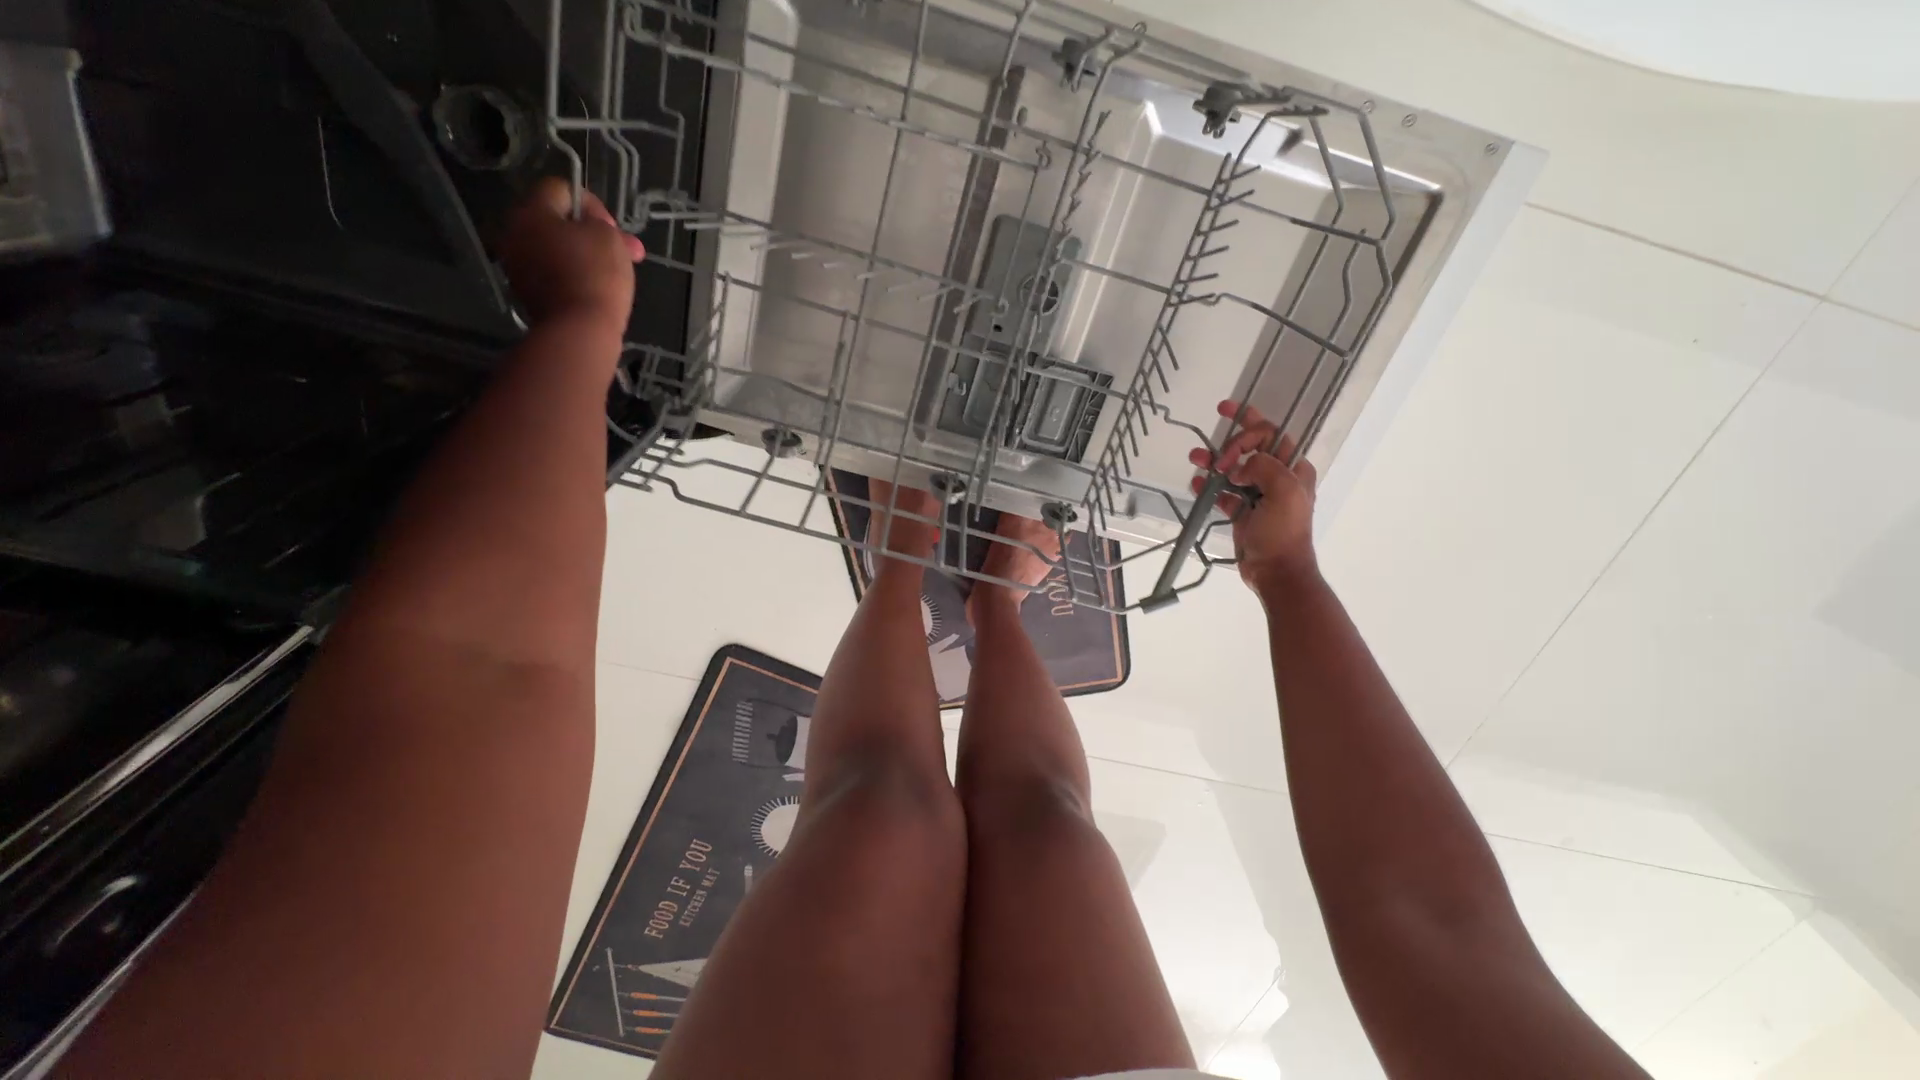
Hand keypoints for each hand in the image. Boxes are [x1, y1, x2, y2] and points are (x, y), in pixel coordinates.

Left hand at [499, 176, 645, 330]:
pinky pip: (553, 273)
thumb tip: (589, 225)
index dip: (593, 203)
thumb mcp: (607, 235)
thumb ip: (597, 221)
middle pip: (556, 222)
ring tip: (618, 271)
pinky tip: (598, 287)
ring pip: (556, 249)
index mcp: (529, 213)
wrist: (580, 329)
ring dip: (586, 254)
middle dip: (593, 233)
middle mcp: (514, 235)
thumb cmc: (596, 274)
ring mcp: (517, 267)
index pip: (561, 189)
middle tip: (625, 250)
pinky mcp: (527, 294)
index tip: (615, 228)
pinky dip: (574, 275)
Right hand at [1187, 399, 1318, 593]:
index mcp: (1293, 469)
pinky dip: (1210, 486)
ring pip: (1234, 469)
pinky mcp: (1242, 512)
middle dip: (1229, 443)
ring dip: (1214, 461)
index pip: (1270, 436)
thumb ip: (1264, 467)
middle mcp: (1277, 477)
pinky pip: (1223, 492)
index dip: (1247, 433)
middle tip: (1211, 455)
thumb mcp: (1284, 492)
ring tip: (1194, 457)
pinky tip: (1196, 483)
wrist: (1275, 571)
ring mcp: (1258, 495)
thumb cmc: (1283, 531)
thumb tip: (1239, 469)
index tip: (1230, 451)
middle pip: (1251, 448)